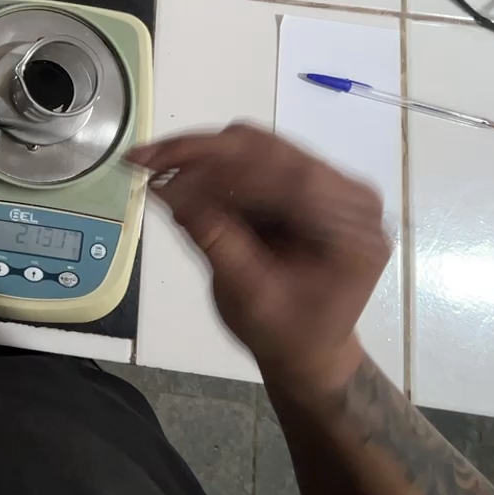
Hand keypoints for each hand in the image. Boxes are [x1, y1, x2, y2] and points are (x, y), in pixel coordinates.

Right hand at [128, 123, 389, 396]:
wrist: (304, 349)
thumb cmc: (285, 332)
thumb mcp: (248, 293)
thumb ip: (213, 238)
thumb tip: (164, 188)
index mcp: (350, 223)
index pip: (285, 174)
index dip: (219, 165)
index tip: (162, 167)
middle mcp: (344, 191)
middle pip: (264, 149)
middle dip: (198, 153)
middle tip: (143, 160)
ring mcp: (322, 182)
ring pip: (249, 145)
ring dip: (196, 156)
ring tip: (152, 169)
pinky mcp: (296, 180)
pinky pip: (245, 156)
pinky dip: (204, 165)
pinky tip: (174, 179)